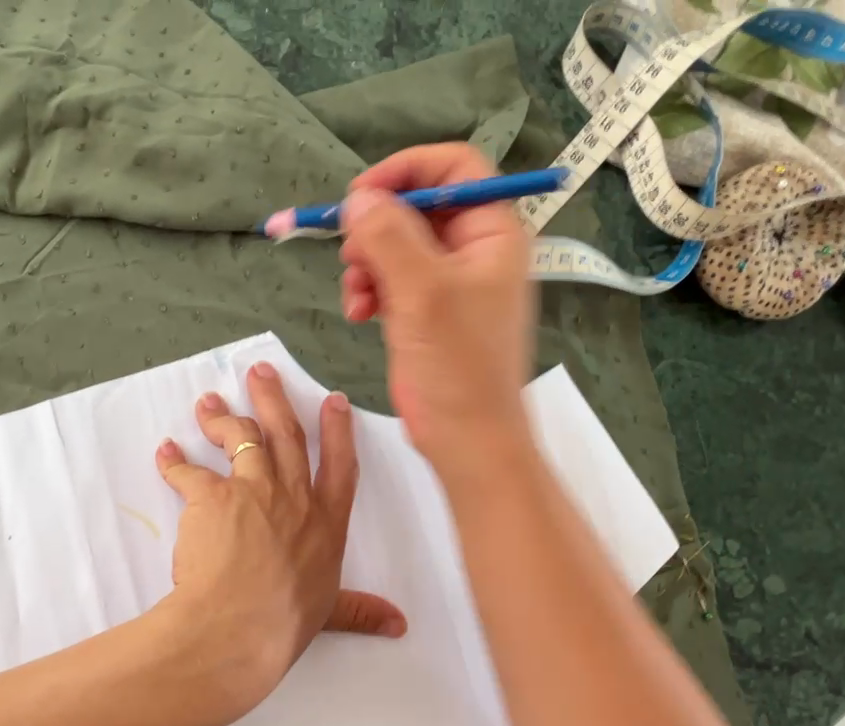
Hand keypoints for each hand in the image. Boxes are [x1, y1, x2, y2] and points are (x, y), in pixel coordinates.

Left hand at [154, 362, 405, 710]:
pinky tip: (165, 453)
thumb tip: (399, 625)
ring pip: (240, 438)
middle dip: (273, 399)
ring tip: (208, 403)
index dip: (337, 431)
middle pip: (286, 434)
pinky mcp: (212, 496)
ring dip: (223, 416)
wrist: (241, 624)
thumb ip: (361, 611)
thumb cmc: (286, 621)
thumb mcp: (331, 612)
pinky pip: (189, 470)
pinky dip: (174, 460)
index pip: (338, 466)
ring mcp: (254, 490)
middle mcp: (294, 497)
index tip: (333, 401)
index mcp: (326, 522)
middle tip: (259, 372)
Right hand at [338, 143, 535, 473]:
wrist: (467, 439)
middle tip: (350, 255)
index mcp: (493, 232)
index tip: (360, 195)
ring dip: (366, 264)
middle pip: (416, 207)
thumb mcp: (421, 293)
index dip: (405, 171)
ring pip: (396, 245)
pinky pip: (391, 281)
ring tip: (355, 297)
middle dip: (377, 228)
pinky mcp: (427, 312)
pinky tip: (358, 315)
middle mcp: (474, 249)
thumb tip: (357, 199)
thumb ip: (389, 237)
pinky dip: (369, 290)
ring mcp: (449, 282)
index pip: (454, 167)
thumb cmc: (457, 366)